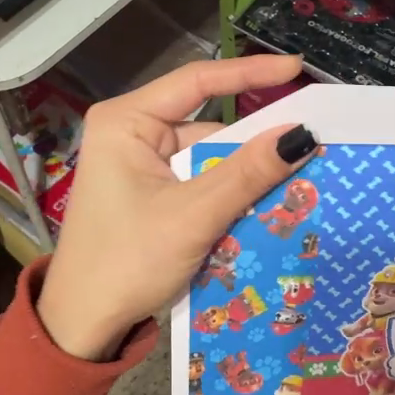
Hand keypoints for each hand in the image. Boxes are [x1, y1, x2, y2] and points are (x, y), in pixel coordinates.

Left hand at [36, 56, 316, 359]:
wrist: (82, 326)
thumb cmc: (126, 262)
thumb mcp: (192, 216)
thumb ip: (247, 174)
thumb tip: (301, 135)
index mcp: (126, 121)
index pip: (196, 82)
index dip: (249, 72)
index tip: (295, 68)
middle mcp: (131, 133)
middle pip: (207, 124)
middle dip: (254, 139)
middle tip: (311, 139)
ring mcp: (140, 165)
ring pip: (208, 157)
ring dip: (246, 172)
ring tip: (303, 173)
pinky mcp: (151, 193)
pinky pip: (200, 182)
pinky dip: (230, 193)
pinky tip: (268, 201)